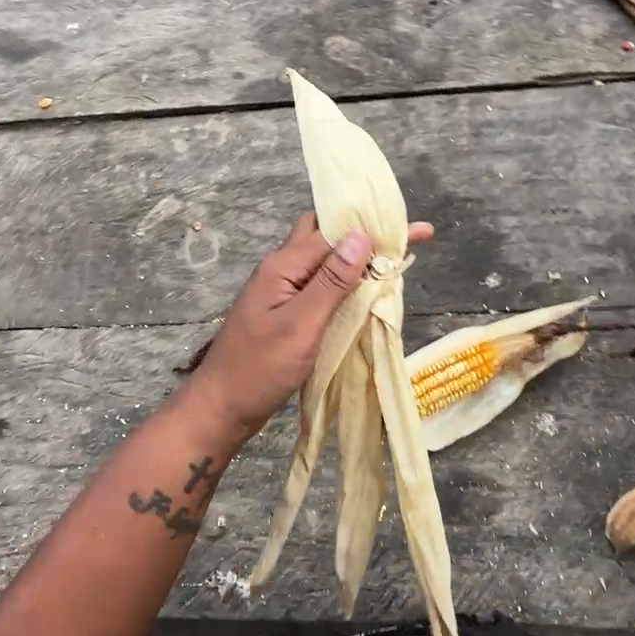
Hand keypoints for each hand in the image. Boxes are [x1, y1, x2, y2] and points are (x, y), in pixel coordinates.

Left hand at [180, 214, 433, 441]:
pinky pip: (319, 282)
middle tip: (402, 238)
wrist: (220, 408)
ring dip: (354, 256)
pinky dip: (344, 280)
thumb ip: (331, 281)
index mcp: (283, 265)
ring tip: (393, 258)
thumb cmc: (259, 369)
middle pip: (324, 234)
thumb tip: (361, 235)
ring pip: (322, 258)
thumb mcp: (301, 325)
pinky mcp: (285, 310)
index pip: (333, 231)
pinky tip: (363, 289)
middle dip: (363, 232)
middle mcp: (281, 268)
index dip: (373, 227)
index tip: (414, 228)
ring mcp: (281, 289)